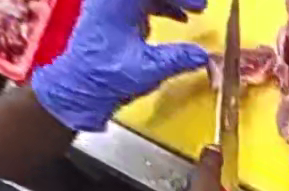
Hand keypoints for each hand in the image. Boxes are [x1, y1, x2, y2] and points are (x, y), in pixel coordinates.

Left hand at [30, 0, 210, 132]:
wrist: (84, 85)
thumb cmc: (110, 75)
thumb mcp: (150, 68)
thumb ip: (178, 58)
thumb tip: (204, 55)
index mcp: (119, 0)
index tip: (200, 7)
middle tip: (199, 6)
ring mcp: (112, 2)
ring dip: (170, 0)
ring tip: (192, 11)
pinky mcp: (114, 13)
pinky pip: (140, 1)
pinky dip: (161, 5)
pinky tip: (178, 18)